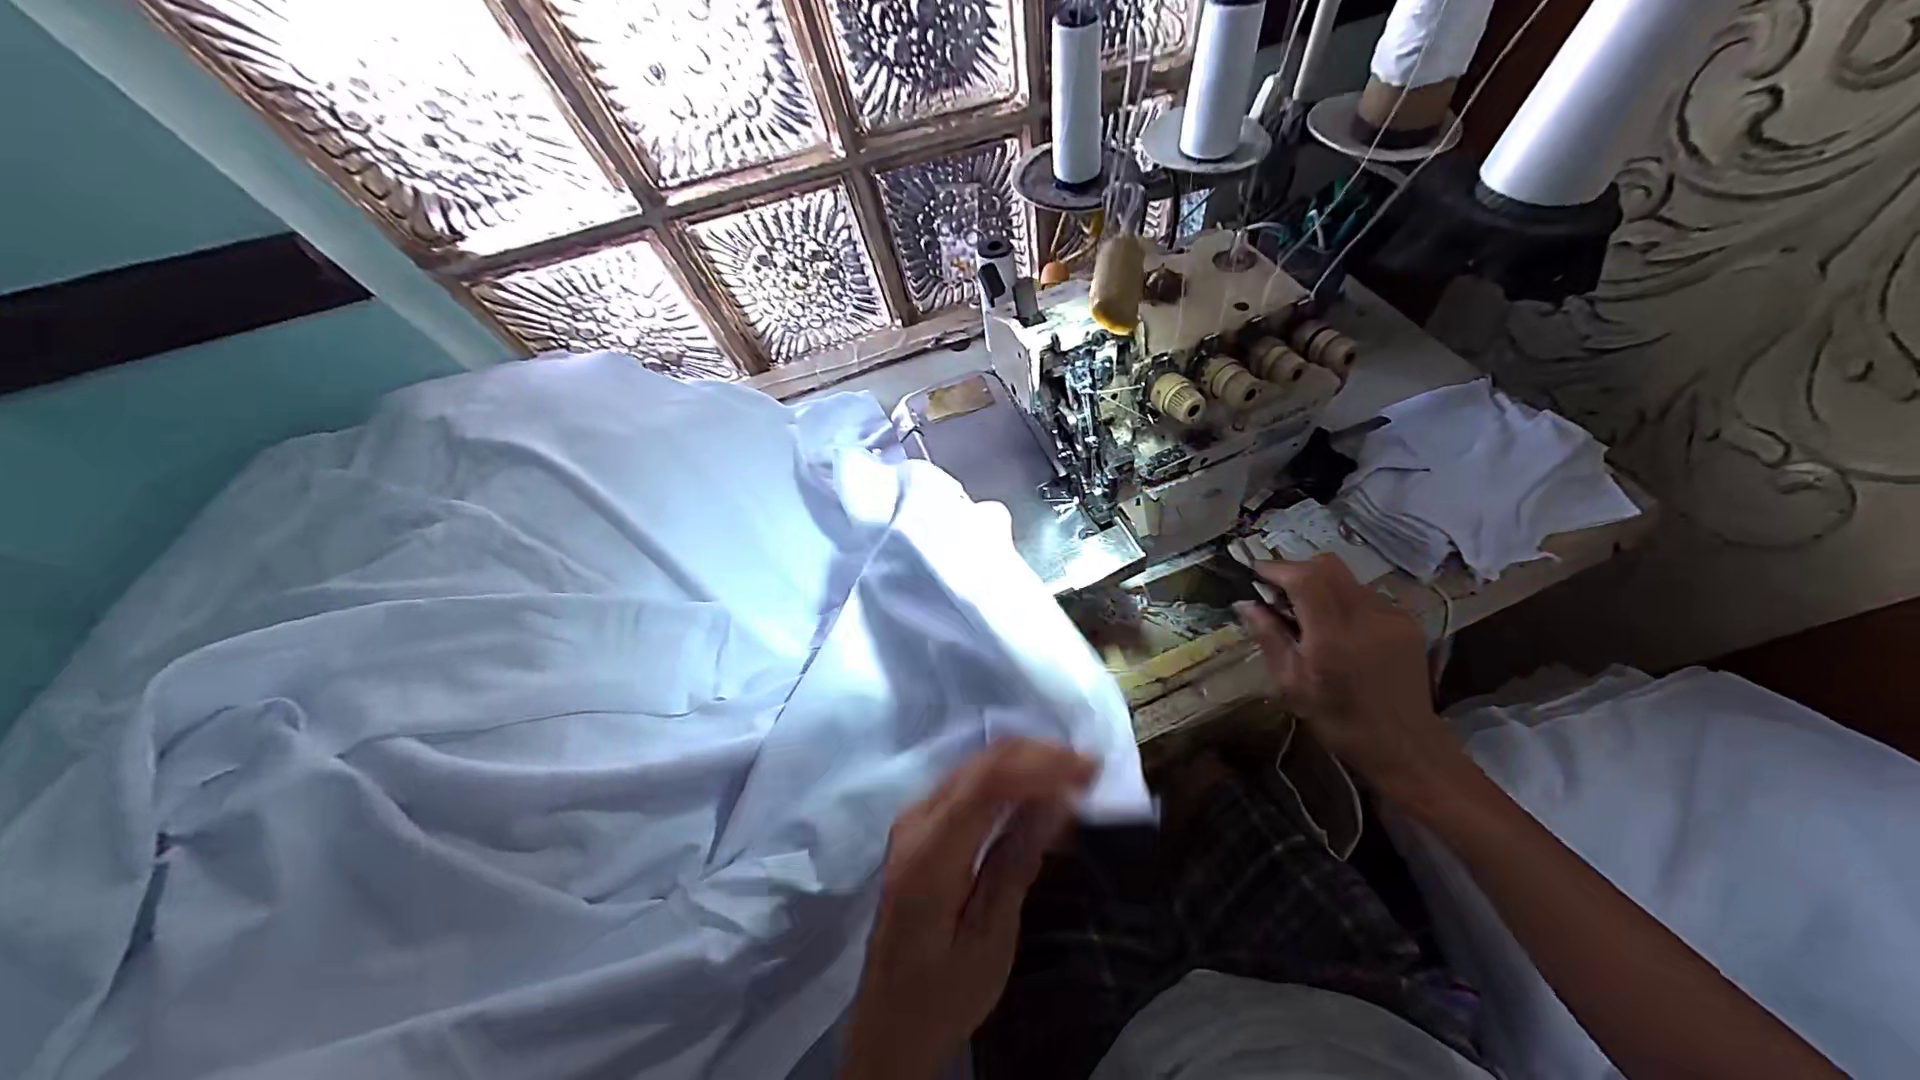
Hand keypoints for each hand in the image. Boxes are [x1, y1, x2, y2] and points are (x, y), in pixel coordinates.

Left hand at [839, 739, 1095, 1079]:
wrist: (889, 1021)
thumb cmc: (943, 994)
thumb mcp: (991, 938)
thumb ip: (1018, 860)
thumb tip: (1058, 800)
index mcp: (929, 856)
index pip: (986, 785)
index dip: (1040, 765)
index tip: (1088, 769)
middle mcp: (914, 823)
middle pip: (980, 765)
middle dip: (1039, 757)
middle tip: (1090, 769)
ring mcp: (912, 820)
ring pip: (974, 767)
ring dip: (1025, 763)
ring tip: (1074, 775)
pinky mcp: (920, 826)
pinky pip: (968, 785)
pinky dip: (1008, 781)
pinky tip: (1039, 791)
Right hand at [1235, 555, 1471, 805]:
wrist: (1404, 744)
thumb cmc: (1338, 720)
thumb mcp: (1290, 683)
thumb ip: (1268, 636)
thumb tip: (1245, 603)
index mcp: (1333, 637)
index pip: (1305, 579)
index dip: (1276, 568)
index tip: (1255, 573)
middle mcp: (1366, 617)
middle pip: (1327, 566)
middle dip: (1296, 570)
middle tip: (1277, 593)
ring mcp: (1392, 616)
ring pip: (1346, 578)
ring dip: (1319, 586)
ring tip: (1306, 615)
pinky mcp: (1406, 620)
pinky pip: (1364, 594)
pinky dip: (1341, 600)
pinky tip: (1337, 628)